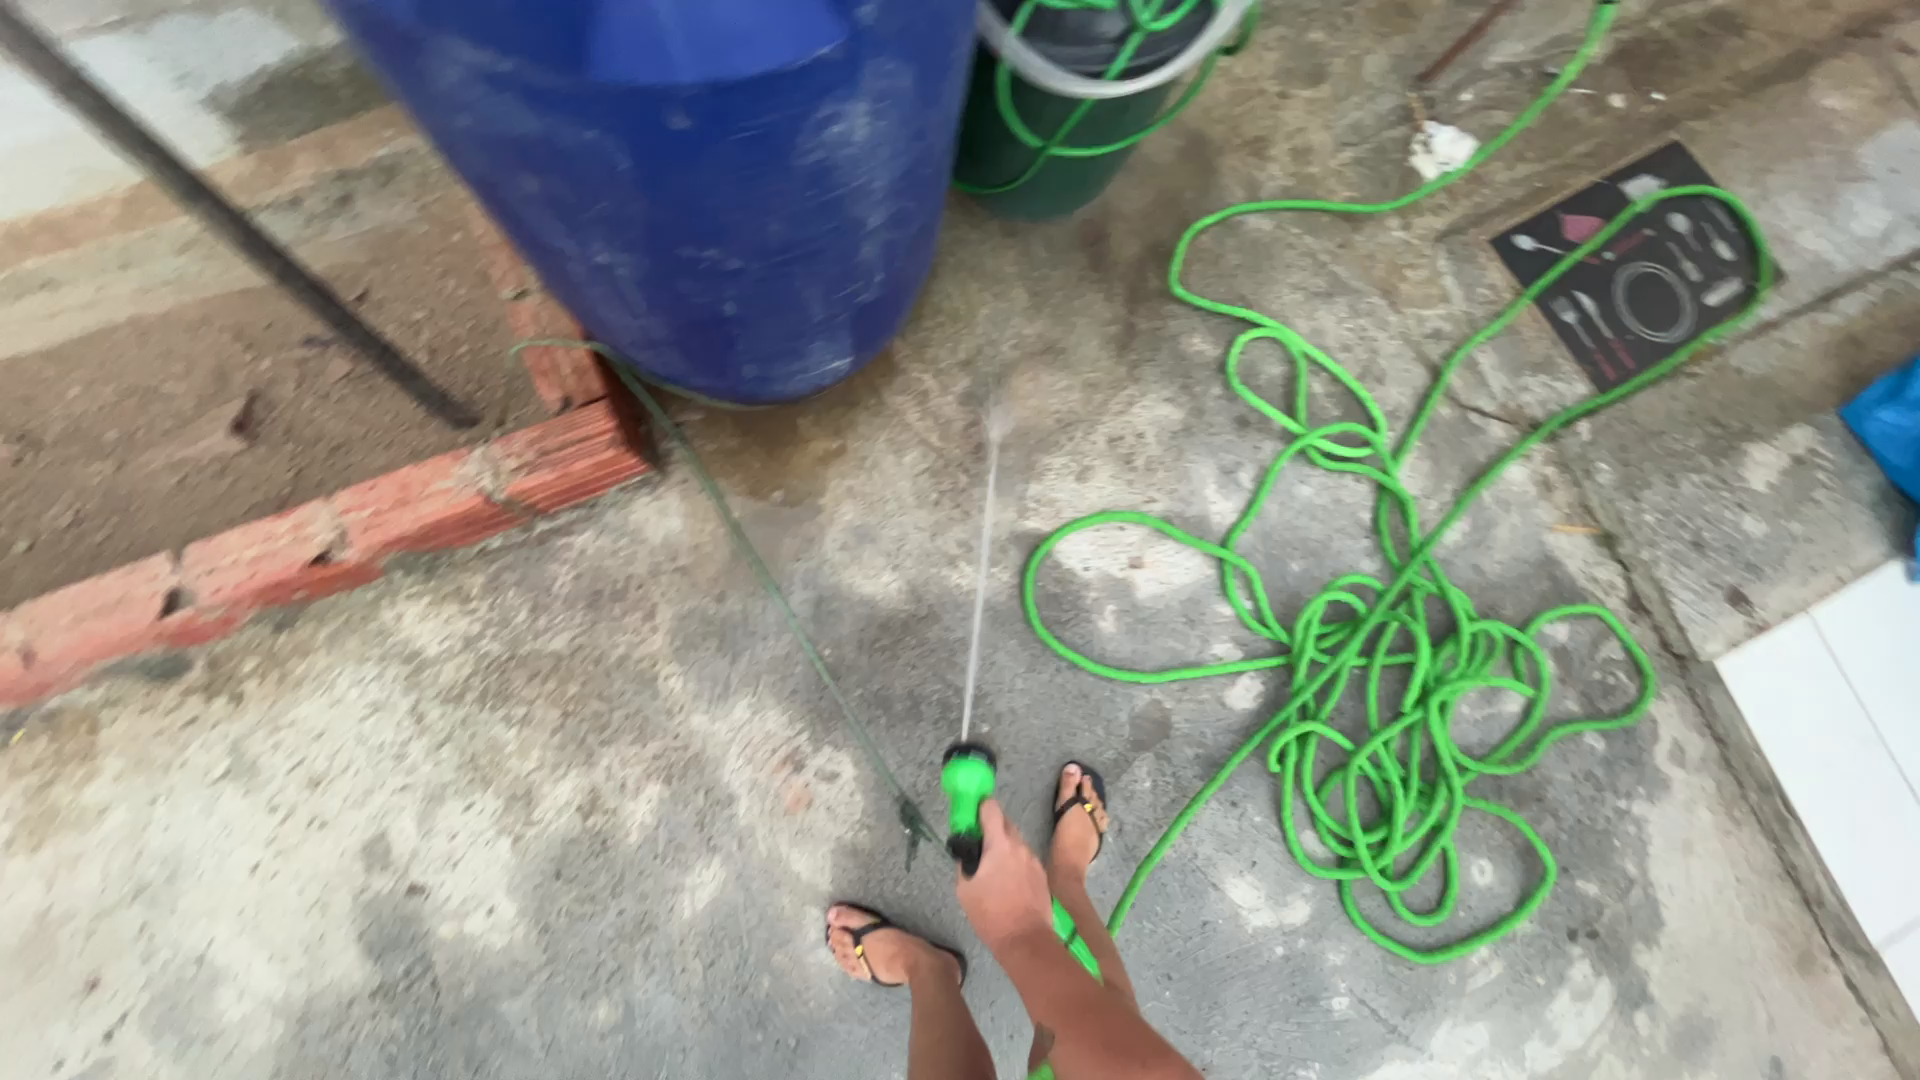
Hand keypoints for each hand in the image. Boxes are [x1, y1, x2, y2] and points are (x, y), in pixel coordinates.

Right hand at [956, 799, 1053, 952]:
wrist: (1025, 940)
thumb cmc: (990, 914)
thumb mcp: (965, 889)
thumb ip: (965, 864)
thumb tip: (968, 853)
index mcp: (999, 844)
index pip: (991, 808)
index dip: (981, 806)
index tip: (972, 815)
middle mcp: (1019, 845)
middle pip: (1005, 822)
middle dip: (992, 827)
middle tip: (980, 844)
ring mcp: (1033, 859)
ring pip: (1017, 841)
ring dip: (1005, 845)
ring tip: (995, 868)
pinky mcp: (1042, 874)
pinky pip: (1026, 857)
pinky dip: (1016, 861)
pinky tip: (1010, 882)